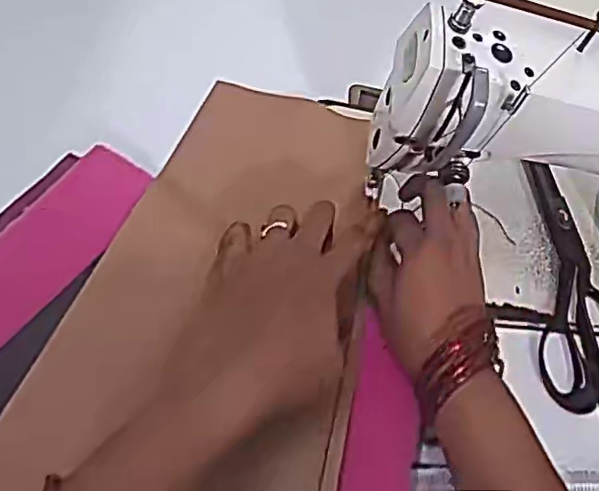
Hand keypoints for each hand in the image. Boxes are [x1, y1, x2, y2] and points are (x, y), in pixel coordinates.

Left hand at [167, 201, 378, 430]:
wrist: (222, 384)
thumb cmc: (284, 379)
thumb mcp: (334, 365)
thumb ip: (343, 330)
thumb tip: (344, 314)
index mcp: (326, 276)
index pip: (356, 239)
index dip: (370, 225)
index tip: (376, 217)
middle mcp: (296, 254)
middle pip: (320, 212)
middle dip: (326, 221)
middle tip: (323, 242)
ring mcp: (259, 254)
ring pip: (281, 215)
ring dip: (287, 229)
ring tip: (283, 252)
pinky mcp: (227, 263)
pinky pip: (238, 232)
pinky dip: (244, 239)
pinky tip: (246, 257)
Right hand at [368, 176, 486, 377]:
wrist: (455, 359)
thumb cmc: (420, 338)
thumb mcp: (383, 302)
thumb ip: (378, 265)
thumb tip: (376, 245)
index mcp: (419, 249)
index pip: (399, 218)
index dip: (386, 221)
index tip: (382, 228)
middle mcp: (445, 241)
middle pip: (435, 192)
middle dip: (418, 186)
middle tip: (407, 192)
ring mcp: (464, 247)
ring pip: (459, 201)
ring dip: (443, 196)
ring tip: (430, 202)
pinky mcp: (475, 258)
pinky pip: (468, 222)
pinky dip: (457, 215)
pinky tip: (447, 225)